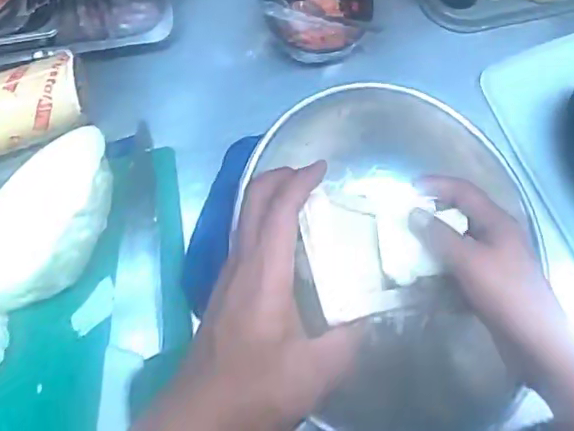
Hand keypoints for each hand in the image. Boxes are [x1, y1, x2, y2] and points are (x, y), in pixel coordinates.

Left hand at [135, 162, 365, 430]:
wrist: (201, 409)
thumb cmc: (256, 384)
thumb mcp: (313, 372)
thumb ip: (347, 341)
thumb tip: (372, 314)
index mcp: (264, 270)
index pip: (279, 208)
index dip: (300, 180)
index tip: (322, 166)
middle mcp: (242, 259)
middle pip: (252, 197)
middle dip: (279, 174)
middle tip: (308, 171)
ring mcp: (228, 270)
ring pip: (244, 212)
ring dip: (269, 194)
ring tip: (299, 197)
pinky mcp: (224, 285)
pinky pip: (243, 232)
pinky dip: (263, 218)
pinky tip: (282, 241)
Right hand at [412, 176, 573, 430]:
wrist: (540, 348)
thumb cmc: (506, 295)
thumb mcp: (467, 260)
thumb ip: (438, 234)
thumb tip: (413, 212)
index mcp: (498, 222)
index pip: (463, 190)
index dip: (435, 184)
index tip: (410, 188)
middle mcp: (499, 236)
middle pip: (463, 213)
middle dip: (435, 212)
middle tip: (411, 215)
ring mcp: (499, 261)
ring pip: (462, 241)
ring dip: (439, 241)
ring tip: (415, 244)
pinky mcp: (495, 284)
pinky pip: (465, 265)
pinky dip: (447, 266)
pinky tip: (430, 277)